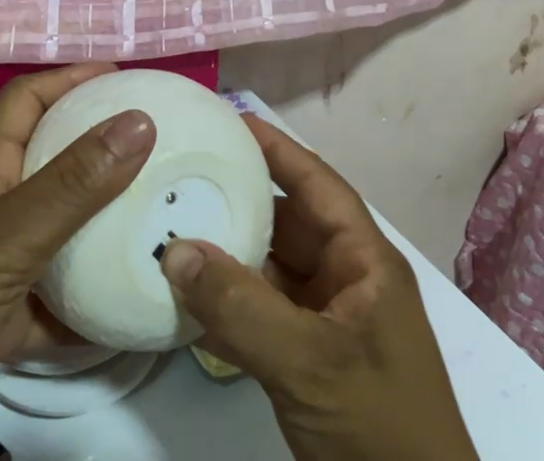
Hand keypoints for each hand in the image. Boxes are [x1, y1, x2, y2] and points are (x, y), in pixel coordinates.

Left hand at [0, 62, 153, 460]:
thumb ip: (70, 187)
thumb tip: (141, 119)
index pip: (26, 101)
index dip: (71, 79)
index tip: (131, 79)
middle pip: (53, 166)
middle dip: (106, 153)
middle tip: (170, 154)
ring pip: (63, 237)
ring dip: (108, 231)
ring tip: (170, 225)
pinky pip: (59, 304)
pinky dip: (94, 305)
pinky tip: (138, 308)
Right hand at [161, 116, 478, 460]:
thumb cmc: (378, 423)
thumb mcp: (311, 361)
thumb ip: (241, 307)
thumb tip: (174, 251)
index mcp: (364, 260)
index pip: (316, 183)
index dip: (275, 147)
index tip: (225, 120)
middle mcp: (343, 279)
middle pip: (285, 222)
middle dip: (235, 197)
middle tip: (176, 172)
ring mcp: (323, 320)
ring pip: (266, 269)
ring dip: (222, 253)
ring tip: (164, 224)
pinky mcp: (303, 356)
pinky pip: (257, 313)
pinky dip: (222, 302)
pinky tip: (179, 294)